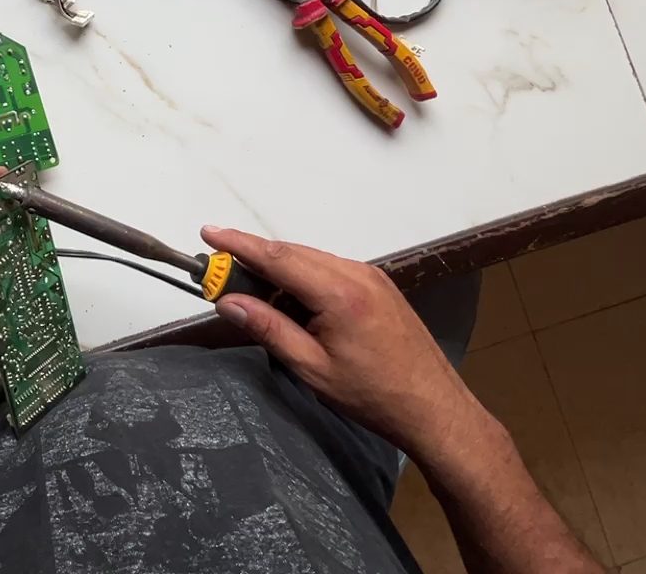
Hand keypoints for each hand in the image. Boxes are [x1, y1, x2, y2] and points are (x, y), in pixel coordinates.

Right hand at [201, 226, 487, 462]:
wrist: (438, 412)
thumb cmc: (373, 396)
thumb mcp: (312, 367)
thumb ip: (268, 328)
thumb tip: (227, 302)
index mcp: (338, 293)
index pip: (277, 257)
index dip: (238, 243)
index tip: (207, 233)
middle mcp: (355, 273)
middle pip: (290, 252)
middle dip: (253, 258)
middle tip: (221, 274)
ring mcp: (370, 276)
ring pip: (309, 258)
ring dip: (278, 270)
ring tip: (258, 298)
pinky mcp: (377, 284)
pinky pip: (327, 268)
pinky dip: (302, 277)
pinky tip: (294, 304)